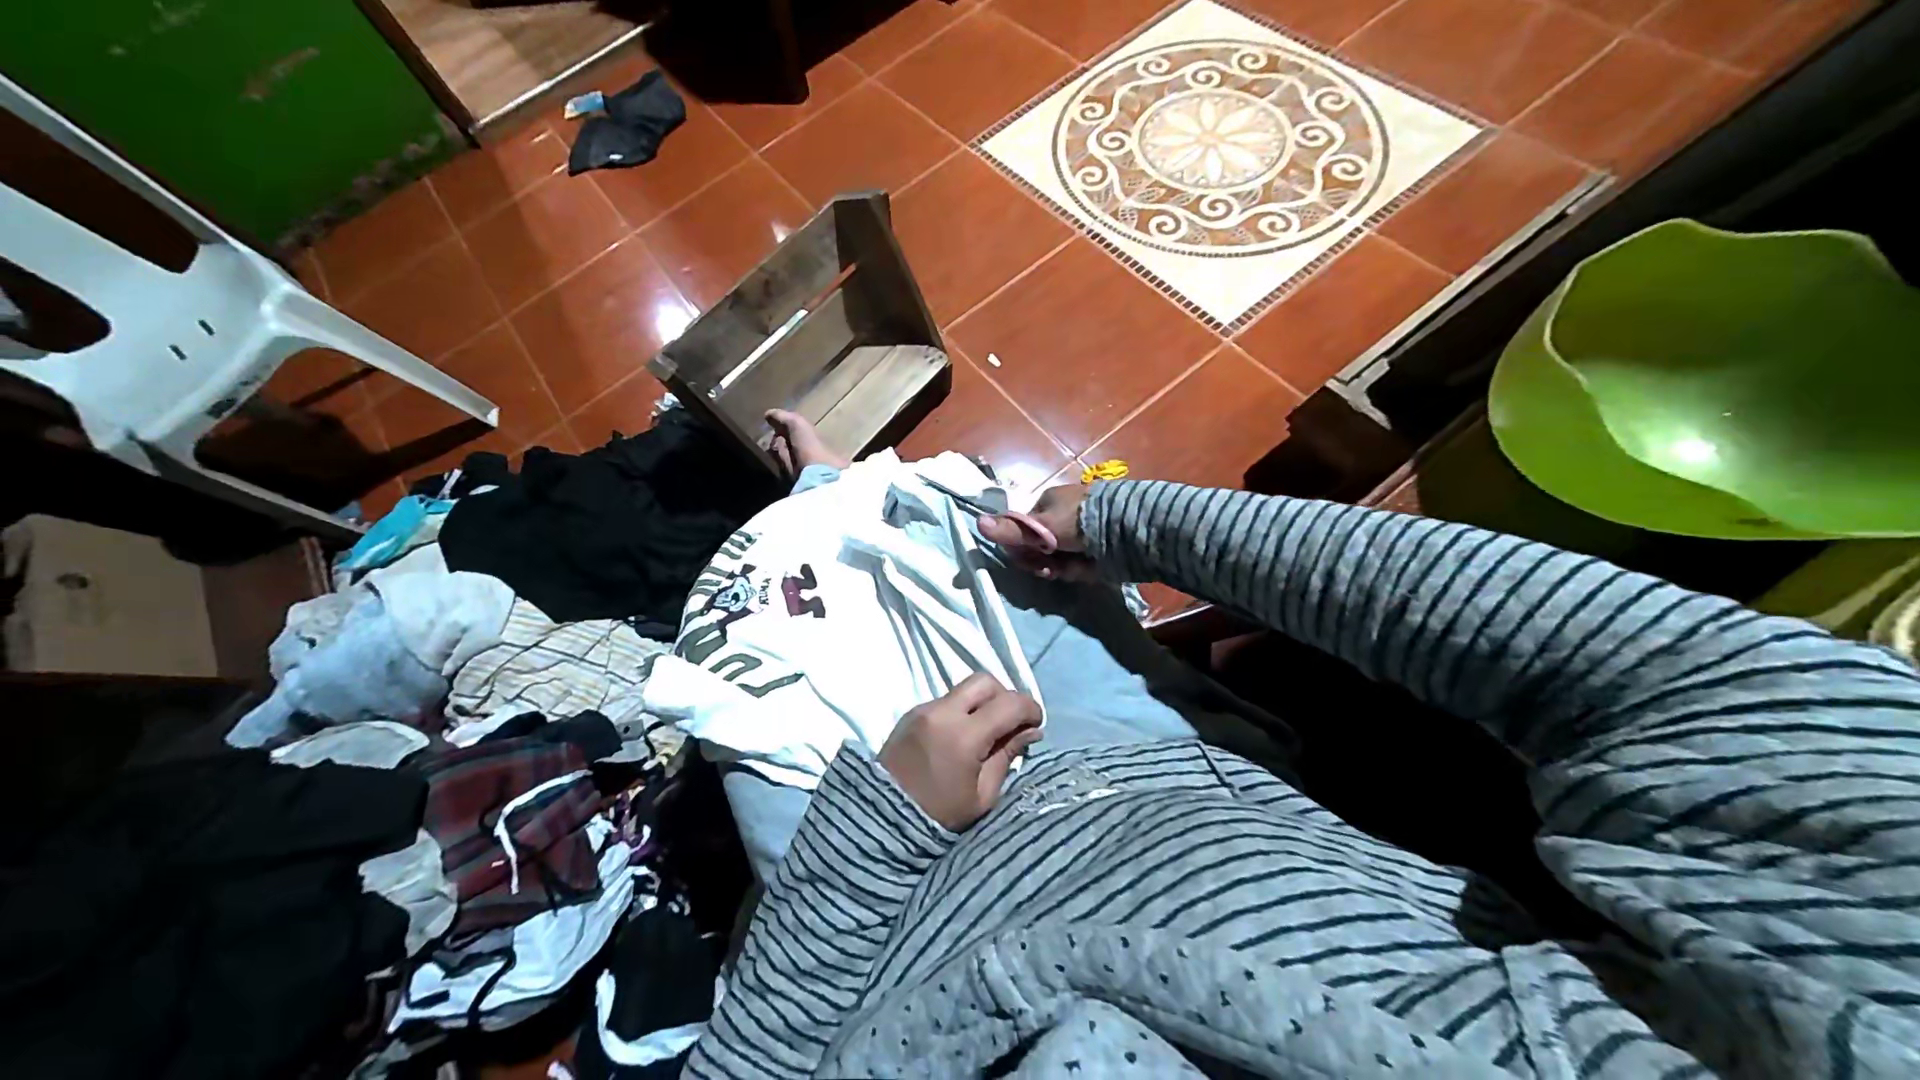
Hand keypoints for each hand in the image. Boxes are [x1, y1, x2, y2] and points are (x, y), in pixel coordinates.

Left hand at [878, 673, 1042, 830]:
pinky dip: (962, 710)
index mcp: (964, 735)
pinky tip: (962, 736)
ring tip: (987, 732)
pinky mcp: (911, 713)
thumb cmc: (939, 814)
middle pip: (984, 681)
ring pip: (964, 689)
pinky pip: (946, 700)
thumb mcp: (982, 795)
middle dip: (1005, 697)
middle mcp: (942, 712)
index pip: (1009, 703)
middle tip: (1011, 724)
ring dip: (982, 703)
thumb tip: (1031, 730)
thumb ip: (1007, 755)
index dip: (1030, 709)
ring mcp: (923, 709)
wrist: (882, 819)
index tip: (1036, 725)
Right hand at [978, 484, 1095, 580]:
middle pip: (1041, 547)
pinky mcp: (1097, 546)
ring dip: (1063, 568)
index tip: (1029, 560)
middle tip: (1051, 568)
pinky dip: (1081, 569)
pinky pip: (1079, 563)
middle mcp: (1062, 516)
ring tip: (1074, 568)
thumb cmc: (1078, 521)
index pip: (1024, 530)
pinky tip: (1088, 569)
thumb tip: (977, 523)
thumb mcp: (1042, 527)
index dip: (1023, 549)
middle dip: (1044, 562)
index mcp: (1047, 503)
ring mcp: (1081, 532)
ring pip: (1060, 558)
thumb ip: (1012, 531)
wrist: (1126, 529)